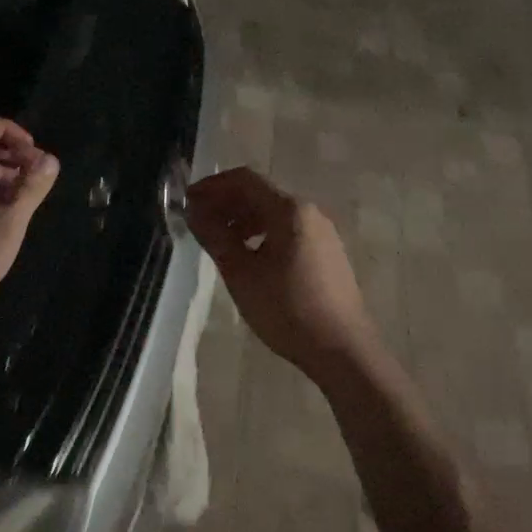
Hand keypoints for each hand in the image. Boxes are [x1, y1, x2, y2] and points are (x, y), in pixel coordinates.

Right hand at [186, 167, 377, 379]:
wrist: (344, 351)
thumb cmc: (287, 308)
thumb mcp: (241, 273)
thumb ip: (215, 236)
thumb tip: (194, 211)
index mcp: (289, 209)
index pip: (244, 179)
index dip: (212, 186)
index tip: (188, 201)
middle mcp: (309, 212)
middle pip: (260, 194)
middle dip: (226, 203)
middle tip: (198, 221)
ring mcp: (323, 233)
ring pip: (274, 213)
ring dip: (243, 220)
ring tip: (219, 240)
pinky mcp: (328, 254)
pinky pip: (288, 231)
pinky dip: (262, 234)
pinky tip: (249, 257)